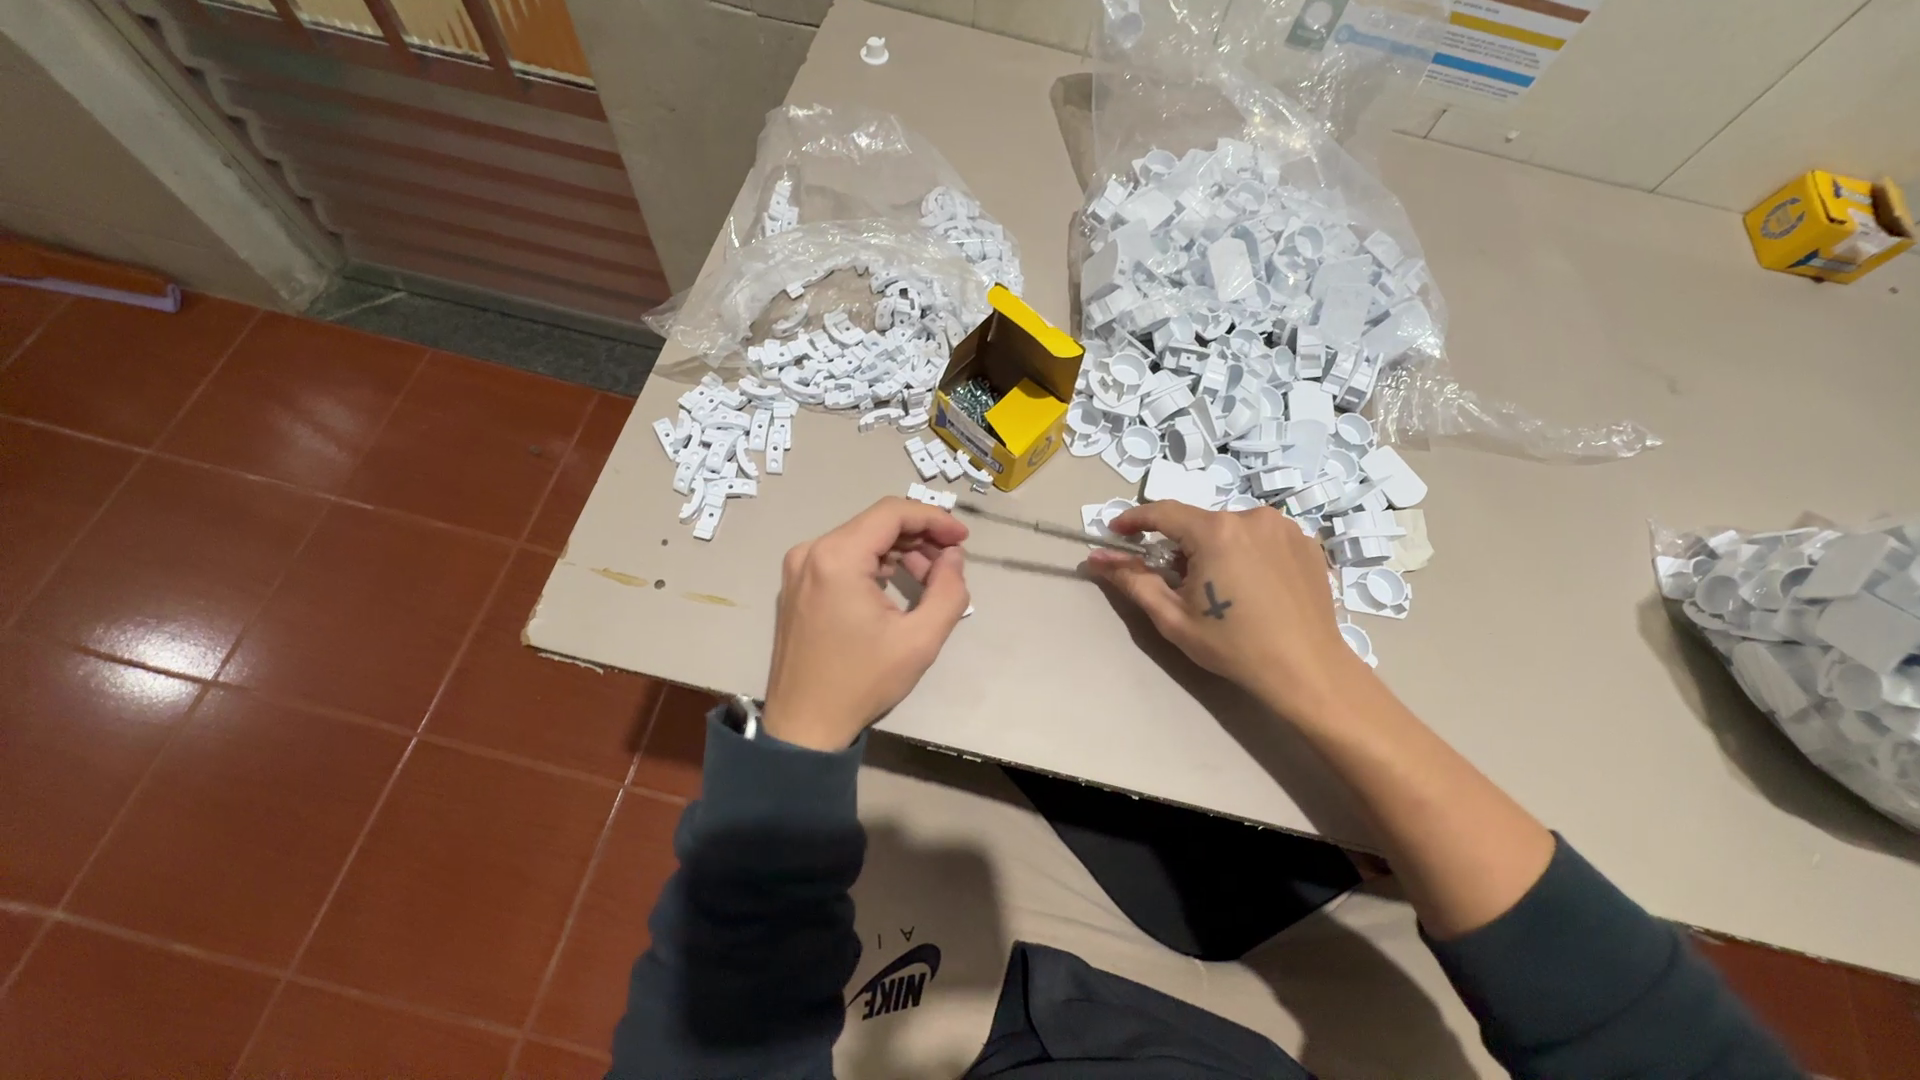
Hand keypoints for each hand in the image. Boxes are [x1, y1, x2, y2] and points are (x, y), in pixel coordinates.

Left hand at [762, 497, 971, 750]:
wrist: (804, 725)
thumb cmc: (862, 681)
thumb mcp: (920, 640)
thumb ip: (948, 591)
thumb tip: (953, 557)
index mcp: (837, 557)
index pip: (892, 513)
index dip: (934, 518)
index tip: (962, 538)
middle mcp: (811, 551)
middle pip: (875, 524)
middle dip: (919, 538)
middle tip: (949, 565)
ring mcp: (799, 568)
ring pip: (859, 540)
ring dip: (898, 553)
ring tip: (928, 581)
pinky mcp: (796, 585)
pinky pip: (842, 558)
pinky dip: (873, 564)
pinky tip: (896, 588)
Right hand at [1088, 502, 1366, 724]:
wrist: (1307, 668)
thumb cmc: (1234, 646)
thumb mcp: (1173, 617)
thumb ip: (1133, 581)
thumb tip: (1097, 558)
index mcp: (1216, 532)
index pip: (1163, 512)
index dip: (1134, 520)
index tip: (1116, 533)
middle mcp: (1252, 517)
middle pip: (1200, 523)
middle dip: (1182, 546)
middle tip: (1179, 584)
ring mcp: (1284, 527)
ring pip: (1232, 529)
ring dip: (1217, 549)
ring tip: (1222, 590)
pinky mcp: (1307, 542)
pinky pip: (1263, 538)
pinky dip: (1248, 554)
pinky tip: (1253, 588)